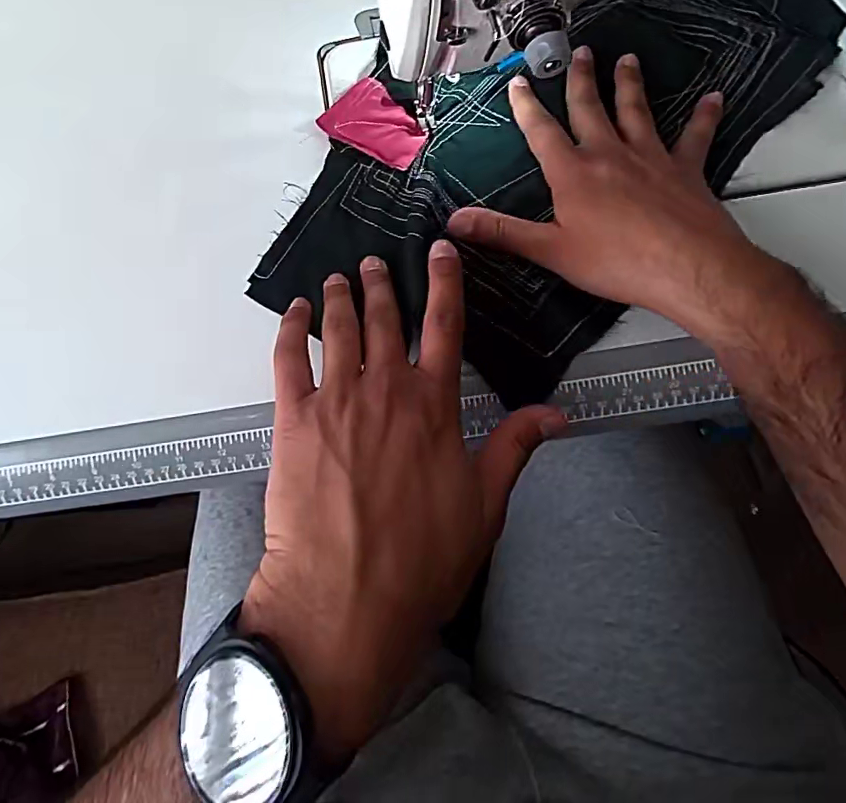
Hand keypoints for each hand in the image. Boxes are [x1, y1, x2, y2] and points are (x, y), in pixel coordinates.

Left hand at [240, 242, 562, 765]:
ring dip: (338, 298)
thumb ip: (514, 448)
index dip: (445, 284)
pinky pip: (289, 357)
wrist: (347, 592)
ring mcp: (335, 399)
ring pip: (338, 330)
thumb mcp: (484, 505)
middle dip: (380, 285)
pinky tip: (293, 311)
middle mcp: (384, 390)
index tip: (440, 252)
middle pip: (385, 321)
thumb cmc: (421, 557)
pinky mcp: (293, 416)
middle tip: (373, 262)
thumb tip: (557, 413)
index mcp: (433, 406)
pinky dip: (291, 328)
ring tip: (337, 277)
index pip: (444, 327)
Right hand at [446, 47, 797, 340]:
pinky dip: (703, 116)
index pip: (542, 131)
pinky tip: (711, 99)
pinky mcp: (686, 171)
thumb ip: (501, 231)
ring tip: (627, 61)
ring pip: (637, 111)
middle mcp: (610, 156)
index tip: (520, 84)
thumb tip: (457, 220)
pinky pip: (695, 137)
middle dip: (580, 79)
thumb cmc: (620, 262)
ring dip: (629, 84)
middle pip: (591, 108)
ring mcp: (651, 159)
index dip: (526, 106)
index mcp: (573, 173)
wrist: (691, 270)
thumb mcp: (549, 250)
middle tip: (579, 54)